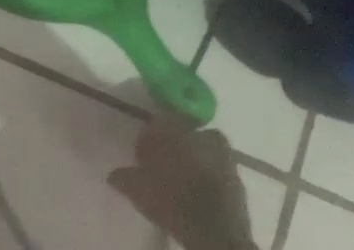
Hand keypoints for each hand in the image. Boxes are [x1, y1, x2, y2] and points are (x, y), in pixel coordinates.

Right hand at [108, 114, 257, 249]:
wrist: (214, 234)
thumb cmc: (170, 199)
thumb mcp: (135, 188)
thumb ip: (123, 176)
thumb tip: (114, 174)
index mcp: (174, 132)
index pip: (162, 118)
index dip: (152, 131)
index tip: (145, 147)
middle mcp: (201, 139)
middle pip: (190, 132)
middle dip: (180, 142)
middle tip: (167, 159)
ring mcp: (225, 160)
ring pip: (209, 151)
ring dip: (198, 158)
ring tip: (184, 177)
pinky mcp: (239, 184)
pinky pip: (220, 172)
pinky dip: (211, 177)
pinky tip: (198, 191)